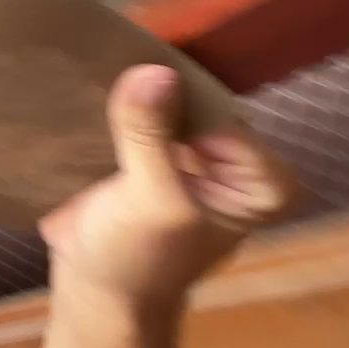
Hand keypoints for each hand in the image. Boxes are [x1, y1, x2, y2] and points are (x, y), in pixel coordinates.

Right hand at [39, 65, 292, 315]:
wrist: (94, 288)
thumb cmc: (135, 257)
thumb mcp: (149, 199)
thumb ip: (150, 136)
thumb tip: (153, 71)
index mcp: (262, 180)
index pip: (219, 114)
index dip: (176, 97)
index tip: (131, 74)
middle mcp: (233, 162)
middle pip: (193, 104)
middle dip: (153, 86)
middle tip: (108, 59)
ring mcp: (189, 156)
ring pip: (164, 104)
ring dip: (129, 91)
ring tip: (93, 65)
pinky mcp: (148, 153)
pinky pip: (137, 114)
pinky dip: (114, 102)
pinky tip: (86, 84)